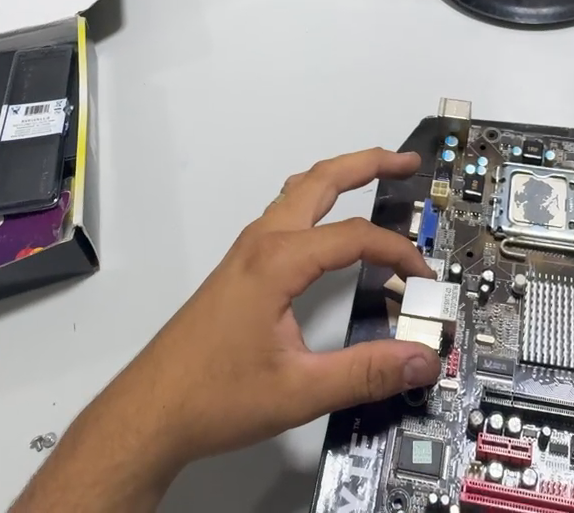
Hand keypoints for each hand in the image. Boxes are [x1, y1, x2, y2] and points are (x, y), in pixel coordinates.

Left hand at [15, 149, 442, 510]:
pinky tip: (328, 219)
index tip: (423, 276)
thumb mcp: (299, 391)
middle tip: (406, 161)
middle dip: (367, 163)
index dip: (397, 252)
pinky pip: (286, 211)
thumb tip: (419, 358)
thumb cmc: (212, 397)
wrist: (150, 411)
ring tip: (374, 173)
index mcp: (277, 261)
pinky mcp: (241, 265)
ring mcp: (247, 250)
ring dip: (339, 175)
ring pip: (299, 191)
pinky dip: (318, 198)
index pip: (354, 237)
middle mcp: (262, 243)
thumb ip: (366, 372)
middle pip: (321, 181)